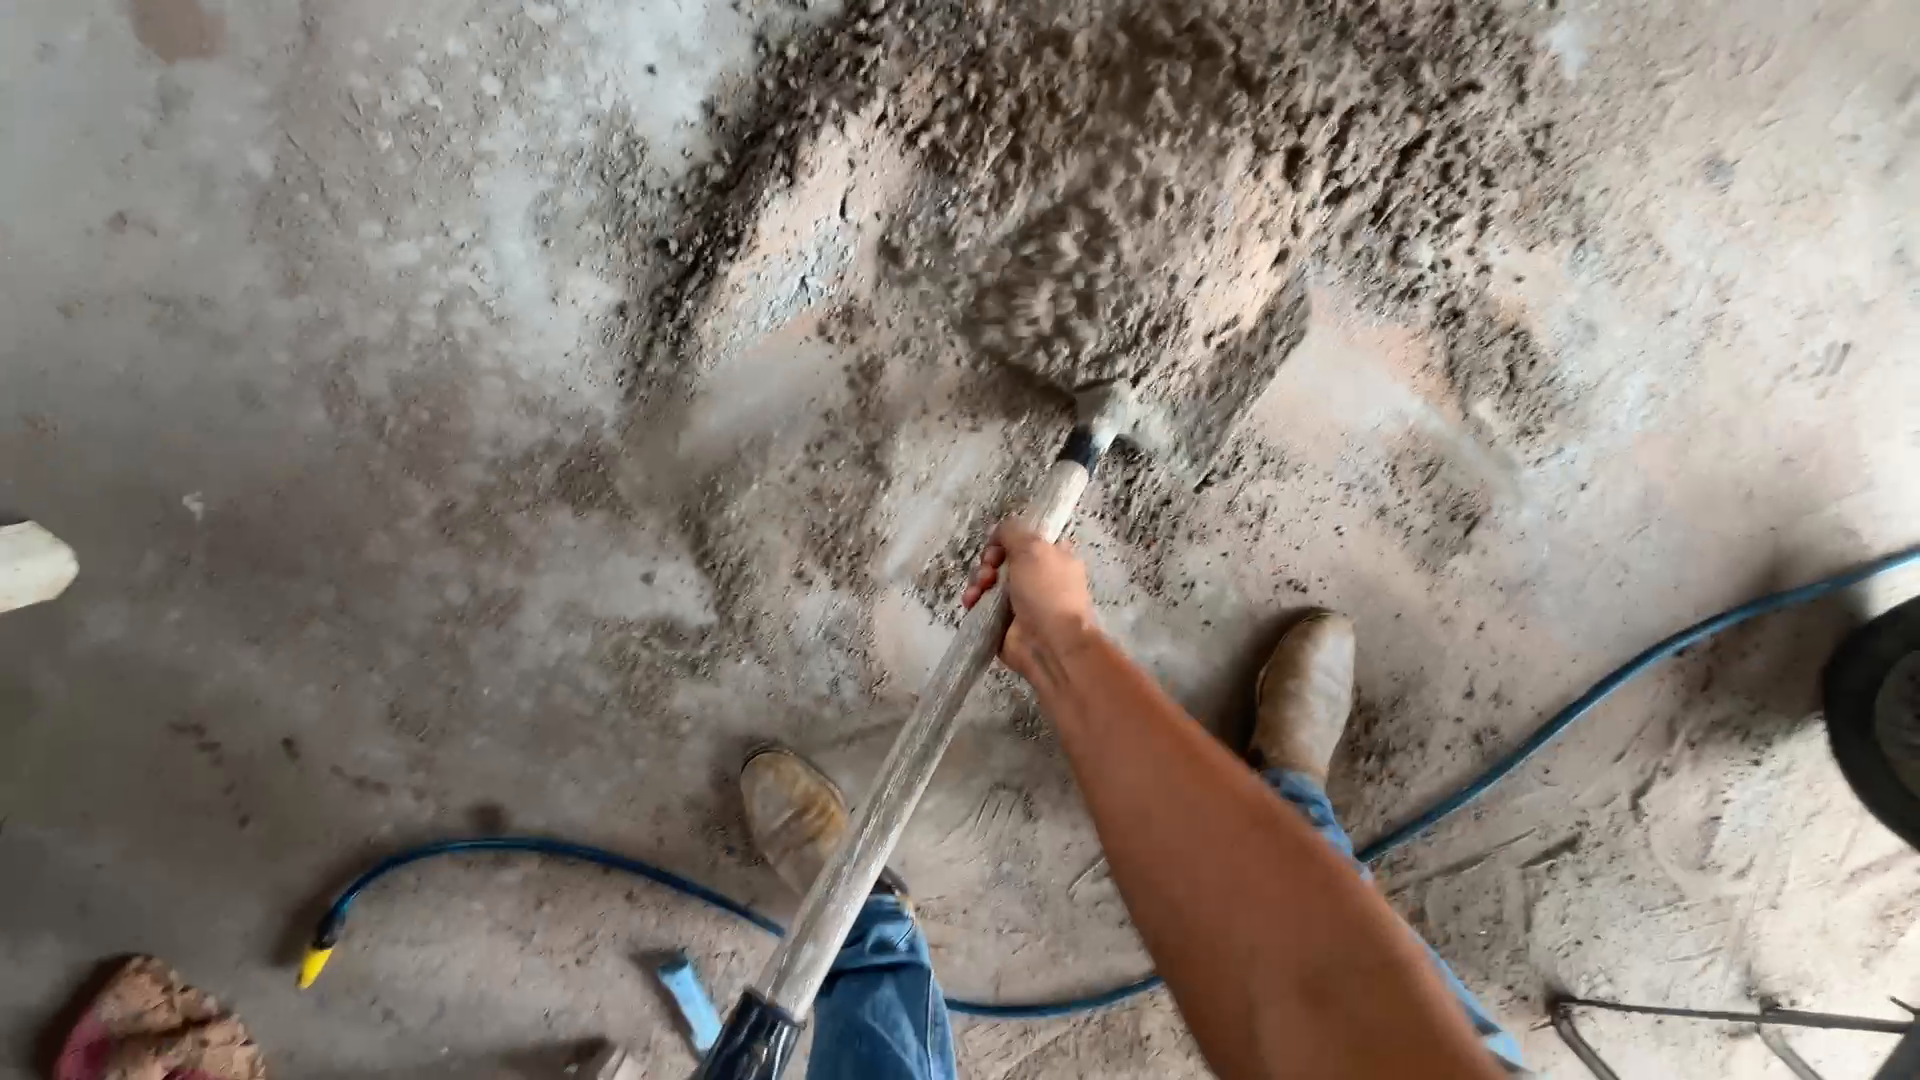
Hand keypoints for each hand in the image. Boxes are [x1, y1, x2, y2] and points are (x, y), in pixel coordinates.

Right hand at [962, 519, 1099, 688]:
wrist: (1051, 644)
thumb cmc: (1048, 591)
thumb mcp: (1033, 547)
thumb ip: (1013, 531)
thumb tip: (1000, 532)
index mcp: (1053, 556)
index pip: (1025, 538)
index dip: (1008, 538)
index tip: (999, 544)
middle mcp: (1036, 576)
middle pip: (1001, 558)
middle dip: (989, 560)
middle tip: (990, 568)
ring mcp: (1019, 600)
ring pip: (988, 580)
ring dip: (978, 580)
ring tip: (980, 589)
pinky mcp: (1002, 621)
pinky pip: (981, 604)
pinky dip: (973, 600)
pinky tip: (972, 602)